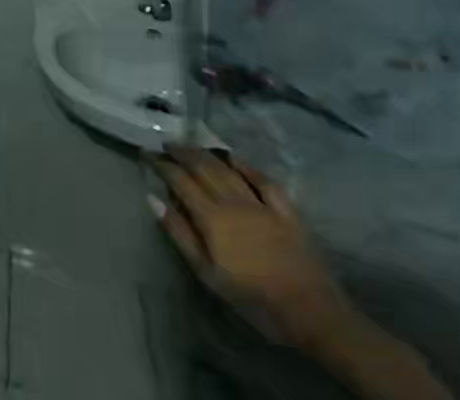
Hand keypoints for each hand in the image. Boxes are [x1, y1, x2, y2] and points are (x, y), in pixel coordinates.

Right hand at [147, 146, 354, 350]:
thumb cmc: (253, 299)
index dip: (161, 164)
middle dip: (181, 153)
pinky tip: (234, 158)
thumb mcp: (207, 274)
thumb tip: (153, 198)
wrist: (313, 315)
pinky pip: (263, 180)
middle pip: (203, 168)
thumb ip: (180, 233)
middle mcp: (234, 202)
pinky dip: (246, 165)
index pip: (180, 181)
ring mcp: (262, 204)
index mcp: (212, 218)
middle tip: (165, 145)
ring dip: (207, 154)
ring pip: (229, 169)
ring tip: (191, 146)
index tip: (146, 154)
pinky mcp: (286, 211)